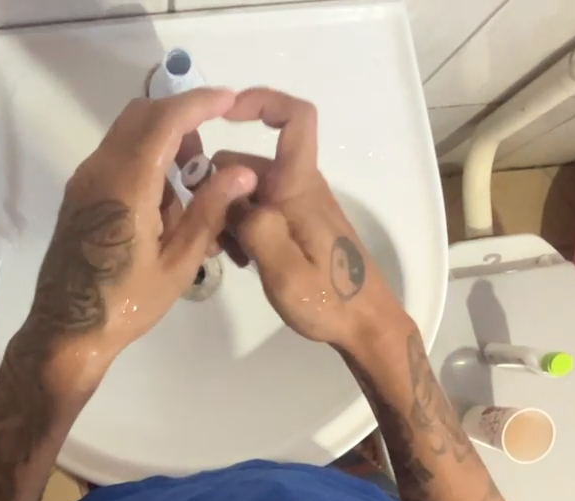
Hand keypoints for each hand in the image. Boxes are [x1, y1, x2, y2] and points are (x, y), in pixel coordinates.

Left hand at [21, 88, 257, 399]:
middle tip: (206, 163)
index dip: (201, 103)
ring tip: (185, 201)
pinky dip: (143, 167)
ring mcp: (84, 180)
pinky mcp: (78, 195)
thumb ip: (209, 213)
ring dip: (161, 148)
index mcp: (129, 184)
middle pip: (143, 116)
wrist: (68, 330)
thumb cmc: (128, 304)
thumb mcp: (178, 264)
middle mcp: (101, 169)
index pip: (167, 120)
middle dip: (181, 124)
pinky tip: (159, 213)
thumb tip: (241, 173)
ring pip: (128, 137)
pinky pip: (115, 160)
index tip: (229, 100)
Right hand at [217, 89, 412, 354]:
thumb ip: (255, 228)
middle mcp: (299, 190)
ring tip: (226, 255)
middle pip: (250, 164)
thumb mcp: (284, 272)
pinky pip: (260, 214)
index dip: (261, 102)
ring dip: (229, 215)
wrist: (365, 325)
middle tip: (209, 234)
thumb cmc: (329, 301)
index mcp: (299, 189)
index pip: (293, 119)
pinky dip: (244, 228)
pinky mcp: (298, 229)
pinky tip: (242, 259)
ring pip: (250, 192)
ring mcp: (299, 210)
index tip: (225, 113)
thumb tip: (229, 193)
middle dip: (220, 188)